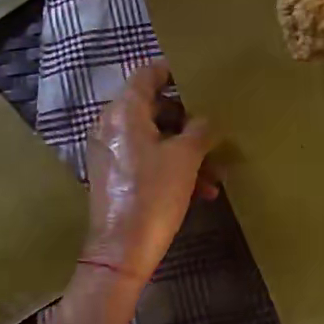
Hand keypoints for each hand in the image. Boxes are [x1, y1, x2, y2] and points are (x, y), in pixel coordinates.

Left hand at [82, 62, 217, 281]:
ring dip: (185, 151)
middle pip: (154, 108)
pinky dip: (171, 168)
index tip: (200, 79)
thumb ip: (200, 129)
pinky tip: (201, 191)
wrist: (121, 250)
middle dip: (188, 122)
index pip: (147, 74)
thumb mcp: (186, 158)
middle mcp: (110, 125)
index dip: (174, 72)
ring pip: (154, 138)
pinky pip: (145, 160)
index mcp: (123, 112)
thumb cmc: (153, 196)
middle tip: (214, 131)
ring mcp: (109, 152)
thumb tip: (206, 119)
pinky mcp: (112, 176)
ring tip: (215, 173)